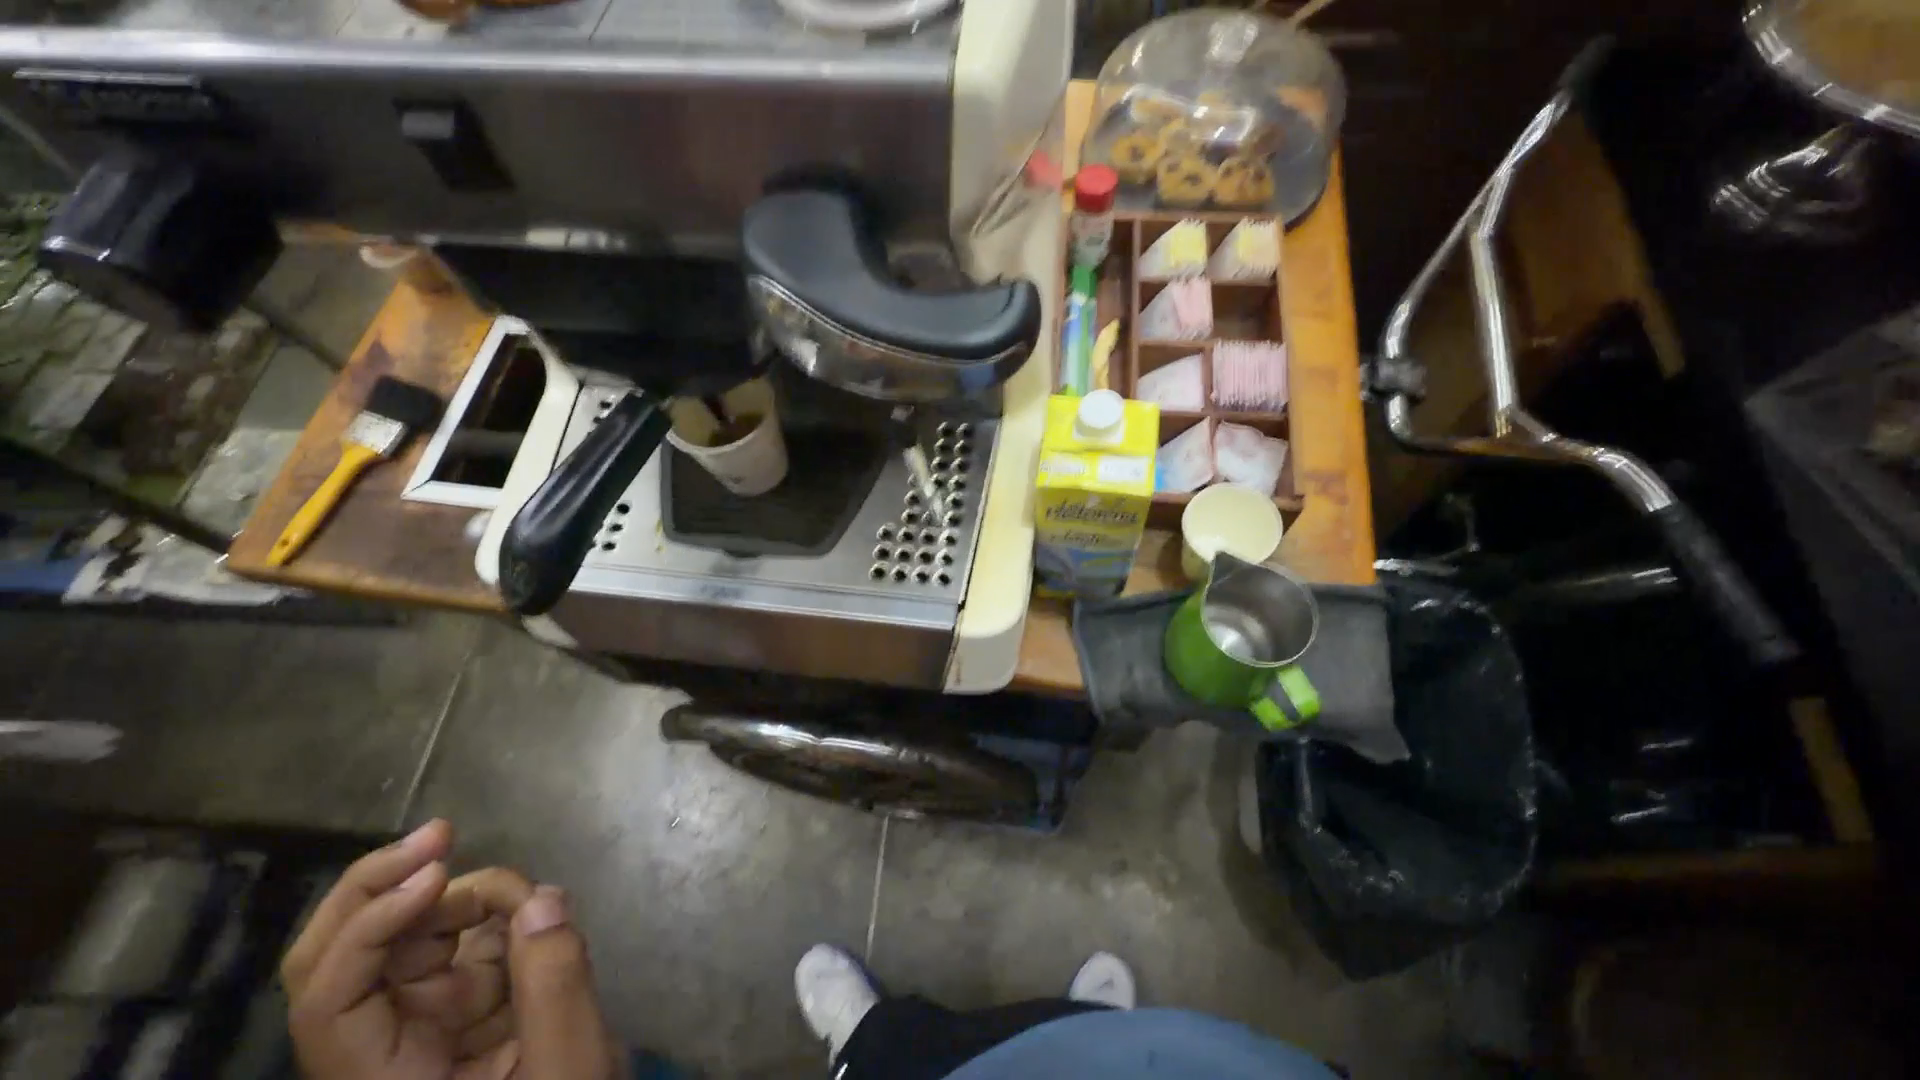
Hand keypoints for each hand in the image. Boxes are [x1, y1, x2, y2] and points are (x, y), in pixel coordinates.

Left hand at [281, 820, 621, 1079]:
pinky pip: (458, 947)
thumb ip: (555, 990)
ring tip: (529, 896)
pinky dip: (493, 915)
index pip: (330, 999)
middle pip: (339, 958)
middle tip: (443, 835)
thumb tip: (543, 901)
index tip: (437, 873)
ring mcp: (419, 1025)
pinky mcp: (458, 1008)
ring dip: (461, 899)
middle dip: (384, 886)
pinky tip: (532, 911)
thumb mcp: (566, 1070)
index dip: (369, 926)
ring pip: (406, 940)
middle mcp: (382, 1049)